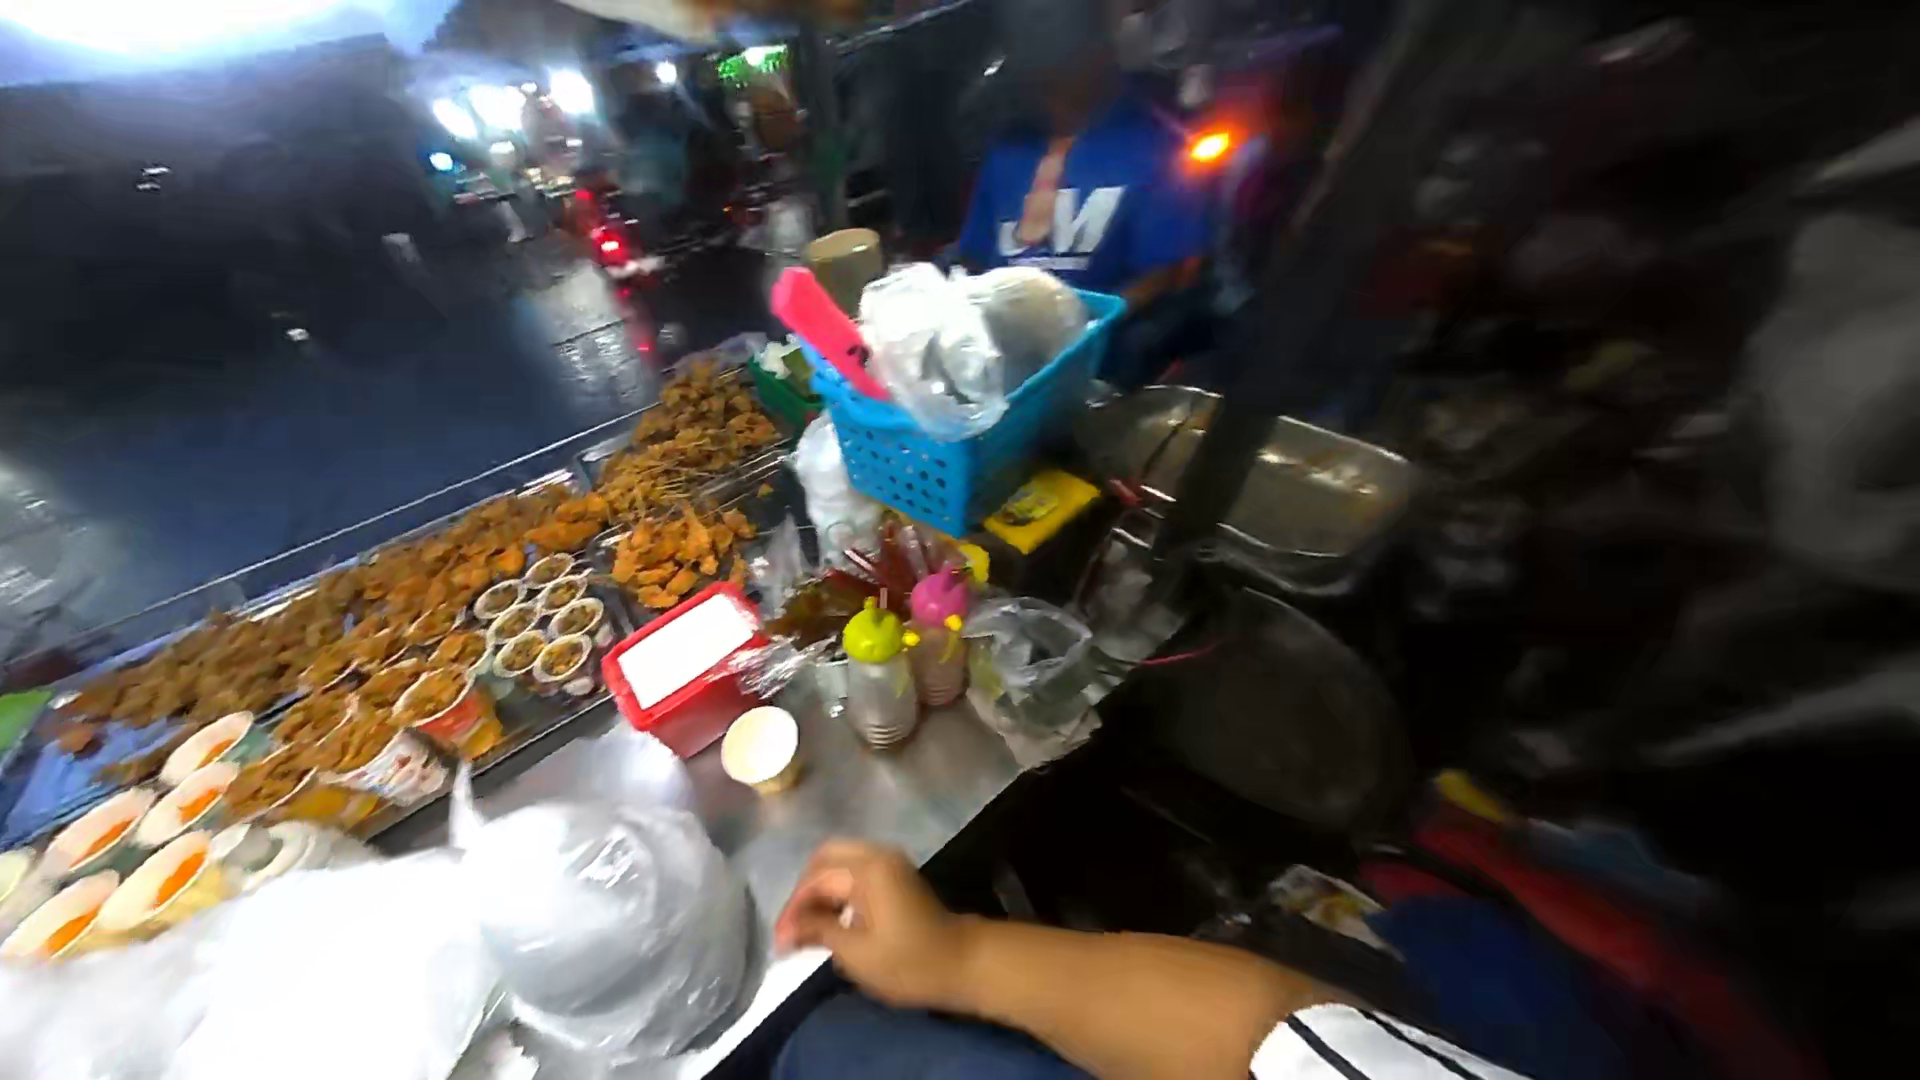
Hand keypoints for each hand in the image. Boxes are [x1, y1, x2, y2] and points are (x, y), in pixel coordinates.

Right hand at [772, 839, 975, 1010]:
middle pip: (826, 857)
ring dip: (821, 889)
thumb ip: (820, 931)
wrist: (959, 961)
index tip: (779, 941)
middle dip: (805, 890)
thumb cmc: (908, 961)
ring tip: (805, 927)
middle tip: (791, 927)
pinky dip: (838, 889)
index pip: (817, 878)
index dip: (794, 908)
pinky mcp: (894, 874)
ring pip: (841, 862)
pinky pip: (855, 870)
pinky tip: (830, 919)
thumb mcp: (857, 953)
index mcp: (868, 868)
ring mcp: (888, 861)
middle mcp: (877, 854)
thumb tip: (788, 928)